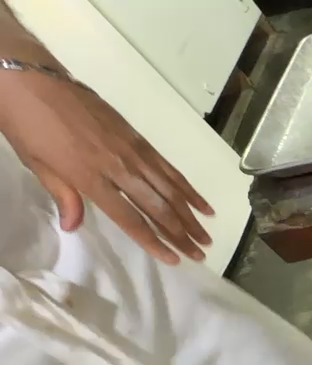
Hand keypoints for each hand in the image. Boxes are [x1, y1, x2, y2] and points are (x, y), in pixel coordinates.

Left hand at [0, 68, 213, 262]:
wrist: (28, 75)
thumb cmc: (21, 119)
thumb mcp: (33, 159)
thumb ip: (61, 193)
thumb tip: (73, 226)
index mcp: (88, 176)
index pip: (128, 218)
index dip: (152, 241)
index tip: (173, 260)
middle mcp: (119, 169)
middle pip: (158, 209)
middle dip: (181, 235)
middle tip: (199, 254)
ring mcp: (134, 154)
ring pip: (172, 194)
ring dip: (191, 219)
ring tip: (206, 238)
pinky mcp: (141, 142)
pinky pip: (172, 172)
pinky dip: (191, 192)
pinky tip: (205, 207)